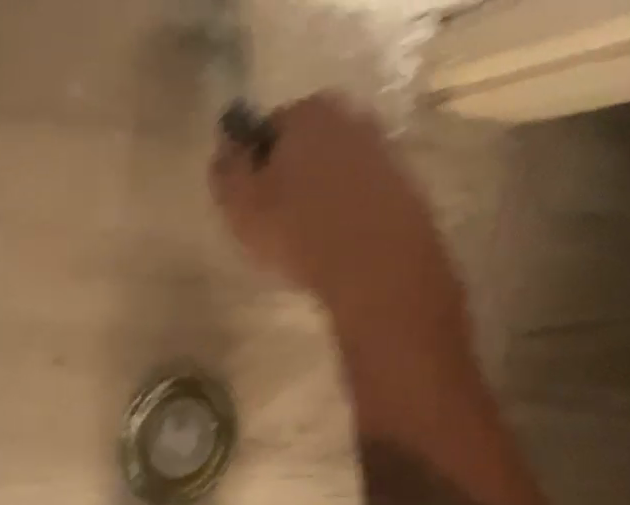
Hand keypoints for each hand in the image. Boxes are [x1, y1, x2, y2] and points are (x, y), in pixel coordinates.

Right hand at [210, 94, 457, 317]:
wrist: (376, 265)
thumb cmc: (297, 230)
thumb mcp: (239, 205)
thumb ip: (226, 169)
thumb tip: (226, 146)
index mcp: (309, 113)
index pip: (267, 125)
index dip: (253, 160)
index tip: (246, 193)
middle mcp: (351, 116)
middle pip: (304, 142)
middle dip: (286, 170)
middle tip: (269, 213)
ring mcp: (383, 148)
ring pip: (332, 165)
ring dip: (316, 188)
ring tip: (299, 230)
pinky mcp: (403, 182)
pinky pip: (358, 188)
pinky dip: (343, 205)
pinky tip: (330, 237)